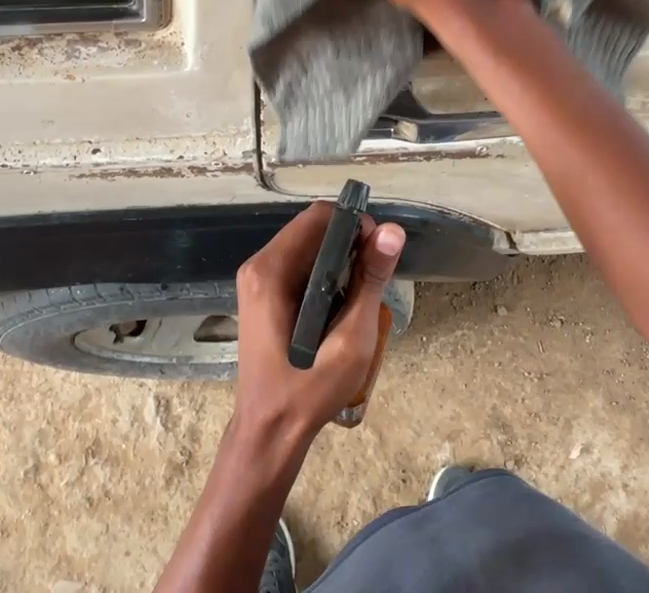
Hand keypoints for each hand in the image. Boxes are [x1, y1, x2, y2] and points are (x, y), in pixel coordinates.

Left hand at [233, 203, 406, 441]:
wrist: (270, 431)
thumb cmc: (309, 390)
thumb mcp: (351, 338)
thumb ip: (370, 281)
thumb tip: (392, 231)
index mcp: (271, 271)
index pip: (318, 217)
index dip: (355, 225)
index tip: (378, 253)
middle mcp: (258, 266)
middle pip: (312, 229)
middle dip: (350, 244)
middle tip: (373, 280)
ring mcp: (256, 280)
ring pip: (308, 246)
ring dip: (339, 261)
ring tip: (358, 297)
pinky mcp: (261, 294)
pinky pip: (299, 265)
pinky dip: (325, 275)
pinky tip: (339, 306)